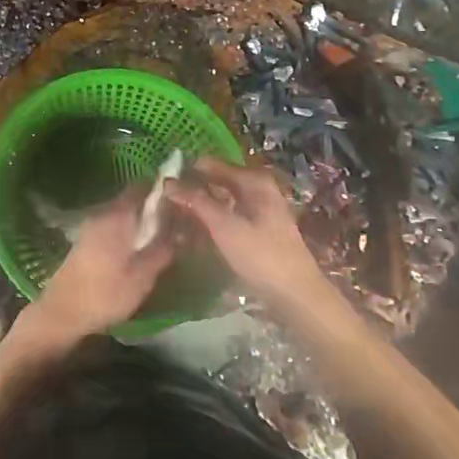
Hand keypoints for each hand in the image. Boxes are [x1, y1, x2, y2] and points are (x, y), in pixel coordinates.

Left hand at [12, 186, 175, 348]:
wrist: (62, 312)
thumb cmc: (106, 293)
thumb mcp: (143, 275)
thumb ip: (164, 248)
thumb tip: (182, 228)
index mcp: (118, 215)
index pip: (142, 186)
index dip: (162, 189)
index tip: (180, 200)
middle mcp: (102, 213)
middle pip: (133, 200)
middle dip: (153, 208)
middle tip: (175, 223)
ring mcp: (91, 227)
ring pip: (123, 214)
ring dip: (140, 222)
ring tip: (161, 238)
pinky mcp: (85, 241)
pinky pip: (113, 226)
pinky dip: (127, 232)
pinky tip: (137, 250)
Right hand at [166, 158, 332, 312]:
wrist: (296, 294)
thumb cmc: (261, 256)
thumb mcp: (225, 227)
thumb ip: (197, 202)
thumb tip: (168, 183)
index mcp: (254, 180)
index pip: (211, 164)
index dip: (187, 172)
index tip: (162, 185)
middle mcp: (258, 188)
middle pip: (217, 181)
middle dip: (193, 190)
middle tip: (164, 203)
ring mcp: (261, 208)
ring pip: (222, 199)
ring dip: (201, 207)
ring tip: (174, 217)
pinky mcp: (259, 228)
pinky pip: (229, 215)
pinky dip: (213, 220)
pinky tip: (195, 232)